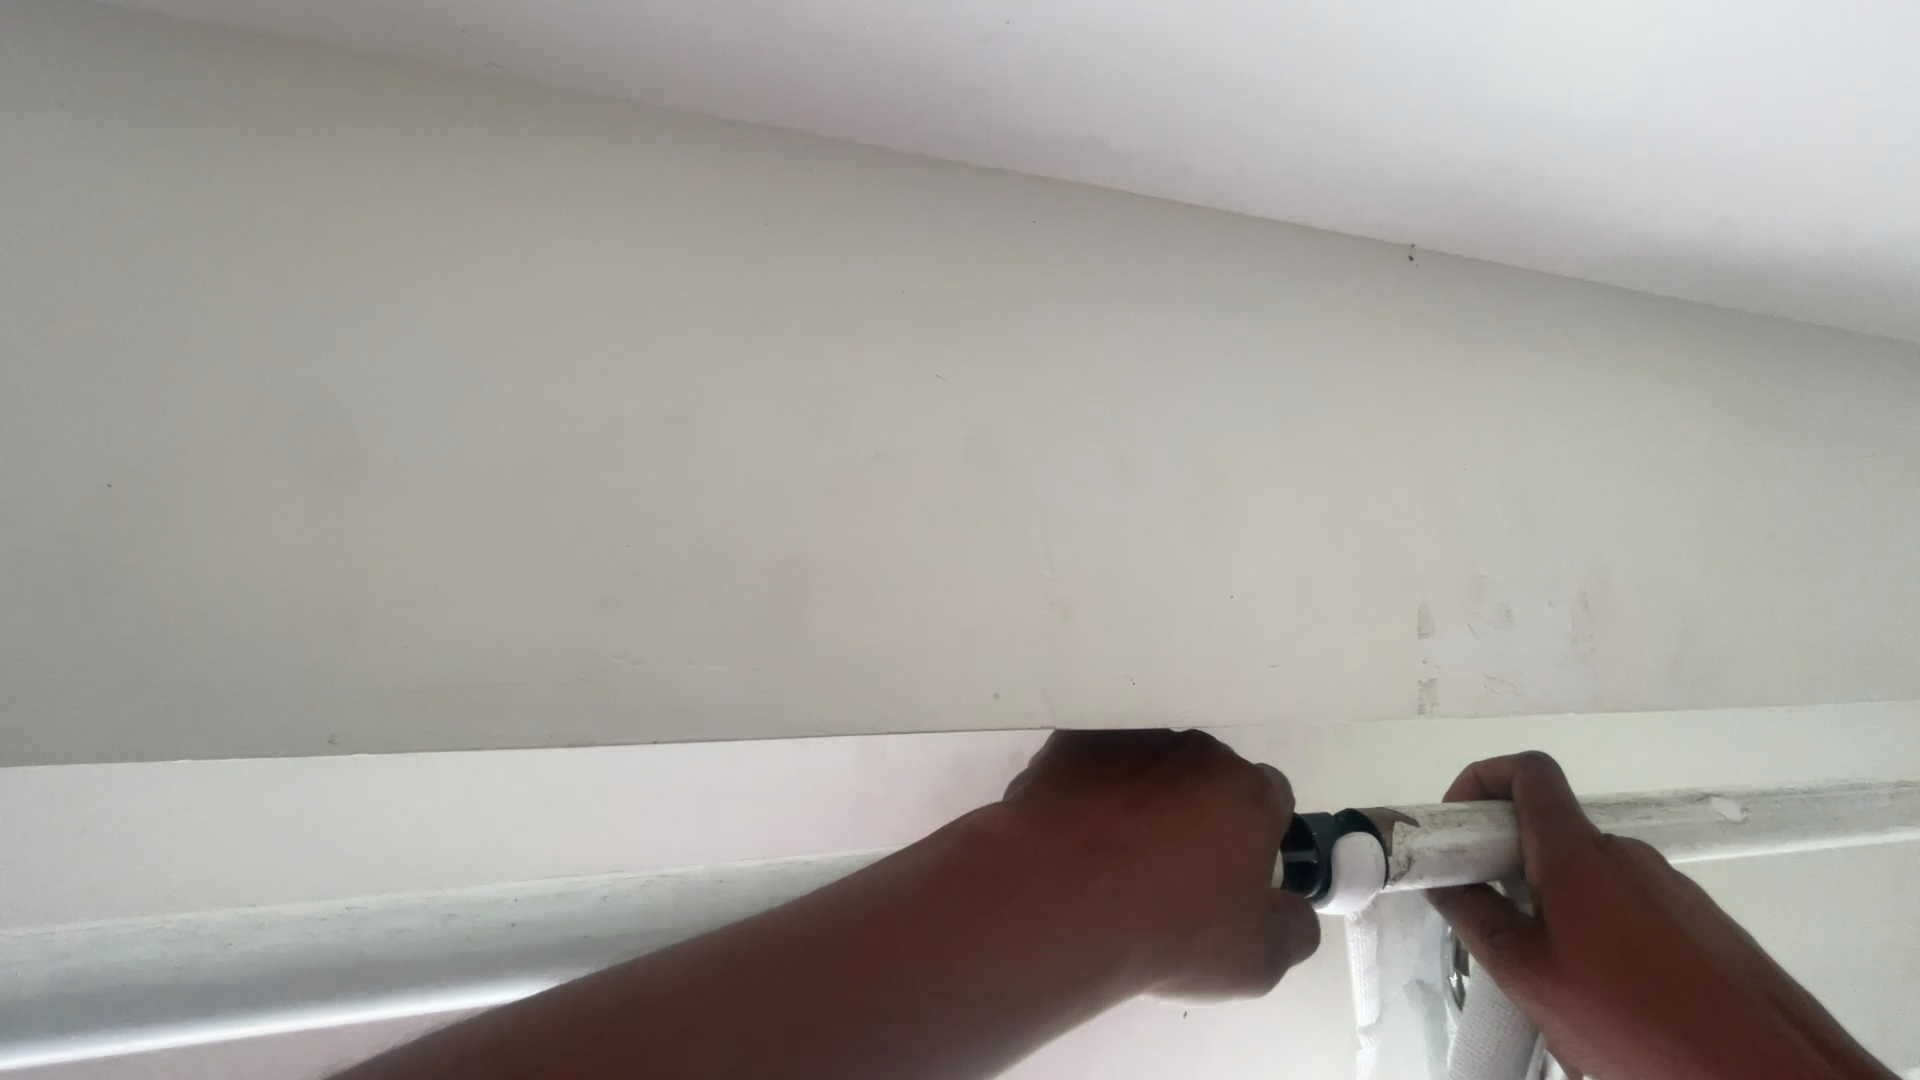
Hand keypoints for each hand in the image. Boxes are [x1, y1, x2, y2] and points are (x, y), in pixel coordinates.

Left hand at [995, 729, 1319, 999]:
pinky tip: (1073, 828)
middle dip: (1196, 809)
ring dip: (1141, 793)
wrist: (1057, 900)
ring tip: (1110, 849)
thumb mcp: (1256, 962)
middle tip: (1164, 864)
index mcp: (1248, 792)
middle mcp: (1194, 750)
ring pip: (1148, 764)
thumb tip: (1290, 906)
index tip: (1228, 870)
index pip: (1270, 799)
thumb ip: (1292, 927)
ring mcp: (1130, 738)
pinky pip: (1094, 761)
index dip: (1255, 835)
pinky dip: (1090, 786)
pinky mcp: (1073, 740)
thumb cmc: (1166, 932)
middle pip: (1207, 775)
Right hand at [1429, 752, 1894, 1079]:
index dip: (1480, 780)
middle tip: (1492, 922)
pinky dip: (1597, 935)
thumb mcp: (1527, 974)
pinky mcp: (1706, 929)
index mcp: (1577, 853)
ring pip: (1586, 878)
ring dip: (1551, 909)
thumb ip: (1473, 915)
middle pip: (1548, 831)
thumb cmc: (1636, 1019)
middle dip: (1506, 866)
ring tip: (1550, 979)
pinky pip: (1628, 911)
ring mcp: (1672, 890)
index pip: (1526, 771)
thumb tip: (1446, 883)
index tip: (1458, 828)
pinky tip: (1603, 998)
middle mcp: (1626, 856)